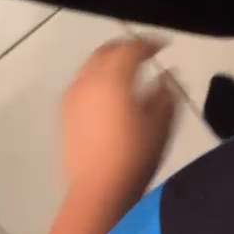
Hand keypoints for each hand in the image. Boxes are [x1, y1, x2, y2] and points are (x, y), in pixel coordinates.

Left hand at [61, 37, 177, 201]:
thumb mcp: (162, 122)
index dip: (150, 43)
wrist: (98, 191)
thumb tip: (168, 74)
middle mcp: (88, 80)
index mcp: (113, 77)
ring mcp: (72, 96)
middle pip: (106, 50)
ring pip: (92, 66)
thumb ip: (167, 91)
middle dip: (127, 47)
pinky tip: (111, 93)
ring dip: (111, 62)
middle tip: (146, 53)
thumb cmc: (136, 155)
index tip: (165, 46)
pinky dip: (99, 79)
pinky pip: (83, 83)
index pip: (132, 47)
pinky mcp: (65, 113)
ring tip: (130, 72)